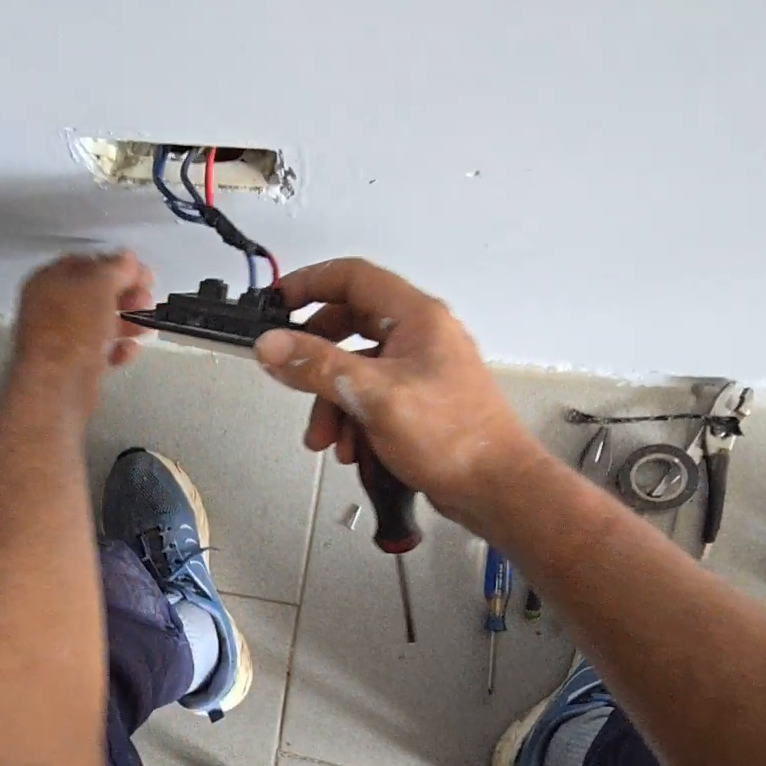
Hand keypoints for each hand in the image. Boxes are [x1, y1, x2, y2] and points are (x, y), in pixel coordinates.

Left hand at [12, 251, 154, 410]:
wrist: (58, 387)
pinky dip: (118, 349)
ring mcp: (61, 339)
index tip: (138, 271)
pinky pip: (100, 351)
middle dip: (124, 294)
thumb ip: (115, 269)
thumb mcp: (98, 286)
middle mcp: (50, 309)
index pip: (84, 263)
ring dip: (126, 321)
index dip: (114, 264)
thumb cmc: (71, 331)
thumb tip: (126, 260)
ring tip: (146, 325)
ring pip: (99, 323)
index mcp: (47, 282)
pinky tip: (129, 349)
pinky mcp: (73, 366)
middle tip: (146, 297)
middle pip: (94, 294)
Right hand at [252, 257, 544, 525]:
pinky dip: (351, 421)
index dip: (309, 284)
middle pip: (348, 326)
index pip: (352, 277)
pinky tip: (352, 449)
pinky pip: (368, 398)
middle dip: (315, 361)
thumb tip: (273, 345)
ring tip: (326, 438)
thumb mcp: (373, 396)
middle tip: (292, 373)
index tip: (277, 303)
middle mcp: (418, 337)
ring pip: (354, 369)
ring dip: (331, 403)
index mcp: (416, 318)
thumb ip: (317, 367)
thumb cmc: (454, 439)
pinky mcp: (415, 401)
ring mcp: (417, 369)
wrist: (492, 488)